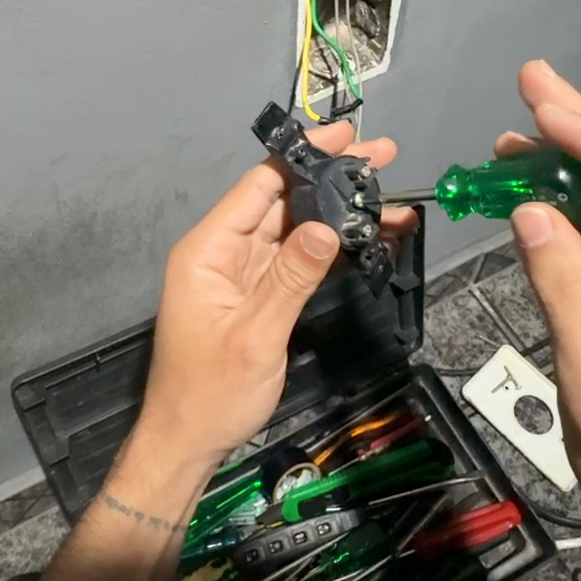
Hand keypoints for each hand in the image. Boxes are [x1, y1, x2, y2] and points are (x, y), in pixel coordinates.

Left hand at [139, 120, 410, 469]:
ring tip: (390, 197)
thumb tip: (329, 228)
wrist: (190, 442)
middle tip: (382, 156)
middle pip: (282, 200)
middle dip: (332, 179)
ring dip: (340, 213)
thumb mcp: (253, 336)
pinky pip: (299, 259)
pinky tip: (370, 238)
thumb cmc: (210, 392)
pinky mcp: (261, 293)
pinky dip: (333, 248)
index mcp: (209, 249)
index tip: (344, 138)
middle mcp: (226, 251)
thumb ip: (291, 279)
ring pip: (296, 228)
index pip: (258, 186)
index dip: (302, 157)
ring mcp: (245, 272)